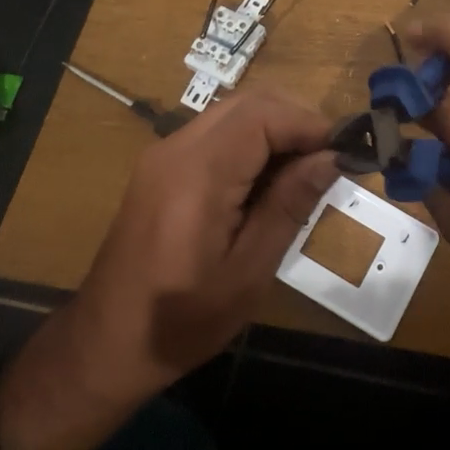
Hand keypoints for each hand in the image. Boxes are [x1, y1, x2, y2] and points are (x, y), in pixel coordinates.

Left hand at [0, 91, 338, 449]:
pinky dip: (251, 141)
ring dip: (275, 128)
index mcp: (198, 174)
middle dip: (296, 120)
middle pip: (249, 103)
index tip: (344, 152)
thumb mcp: (248, 272)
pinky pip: (216, 133)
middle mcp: (177, 149)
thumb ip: (288, 206)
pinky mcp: (161, 168)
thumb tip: (331, 158)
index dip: (309, 123)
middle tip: (330, 159)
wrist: (105, 346)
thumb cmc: (182, 320)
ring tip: (306, 170)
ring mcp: (164, 155)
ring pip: (233, 112)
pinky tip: (268, 180)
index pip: (264, 115)